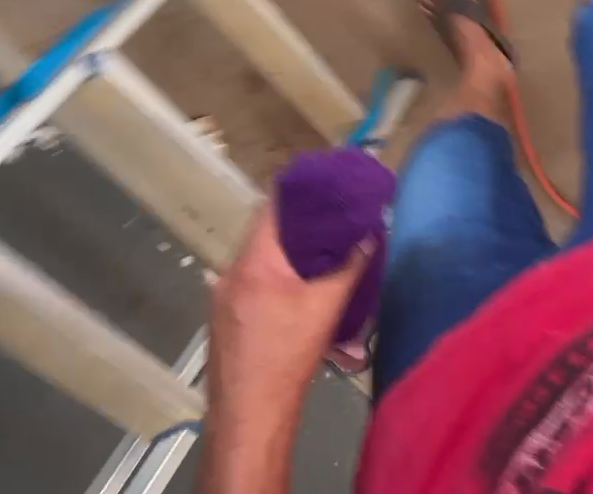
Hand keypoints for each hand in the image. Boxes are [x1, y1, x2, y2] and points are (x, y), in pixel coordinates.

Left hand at [201, 205, 371, 493]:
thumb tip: (371, 235)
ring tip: (318, 248)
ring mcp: (220, 298)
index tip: (320, 177)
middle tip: (330, 213)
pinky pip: (249, 281)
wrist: (250, 414)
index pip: (270, 207)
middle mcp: (229, 273)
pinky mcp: (222, 319)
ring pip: (256, 259)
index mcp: (253, 262)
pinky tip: (297, 286)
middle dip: (297, 222)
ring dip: (285, 250)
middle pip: (263, 232)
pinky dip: (273, 273)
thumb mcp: (328, 306)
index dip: (295, 188)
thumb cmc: (289, 353)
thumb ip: (351, 266)